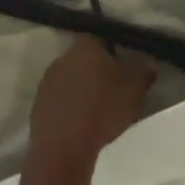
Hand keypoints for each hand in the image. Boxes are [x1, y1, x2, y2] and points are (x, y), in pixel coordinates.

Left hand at [26, 35, 154, 177]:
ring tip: (99, 110)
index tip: (125, 66)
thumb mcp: (136, 87)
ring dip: (83, 90)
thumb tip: (147, 62)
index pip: (100, 38)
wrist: (64, 146)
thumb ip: (144, 69)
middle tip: (115, 88)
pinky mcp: (38, 107)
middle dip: (98, 71)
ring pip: (71, 80)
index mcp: (85, 47)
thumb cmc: (103, 108)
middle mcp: (61, 59)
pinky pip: (60, 101)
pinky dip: (71, 108)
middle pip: (84, 60)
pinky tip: (82, 124)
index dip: (114, 50)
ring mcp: (46, 83)